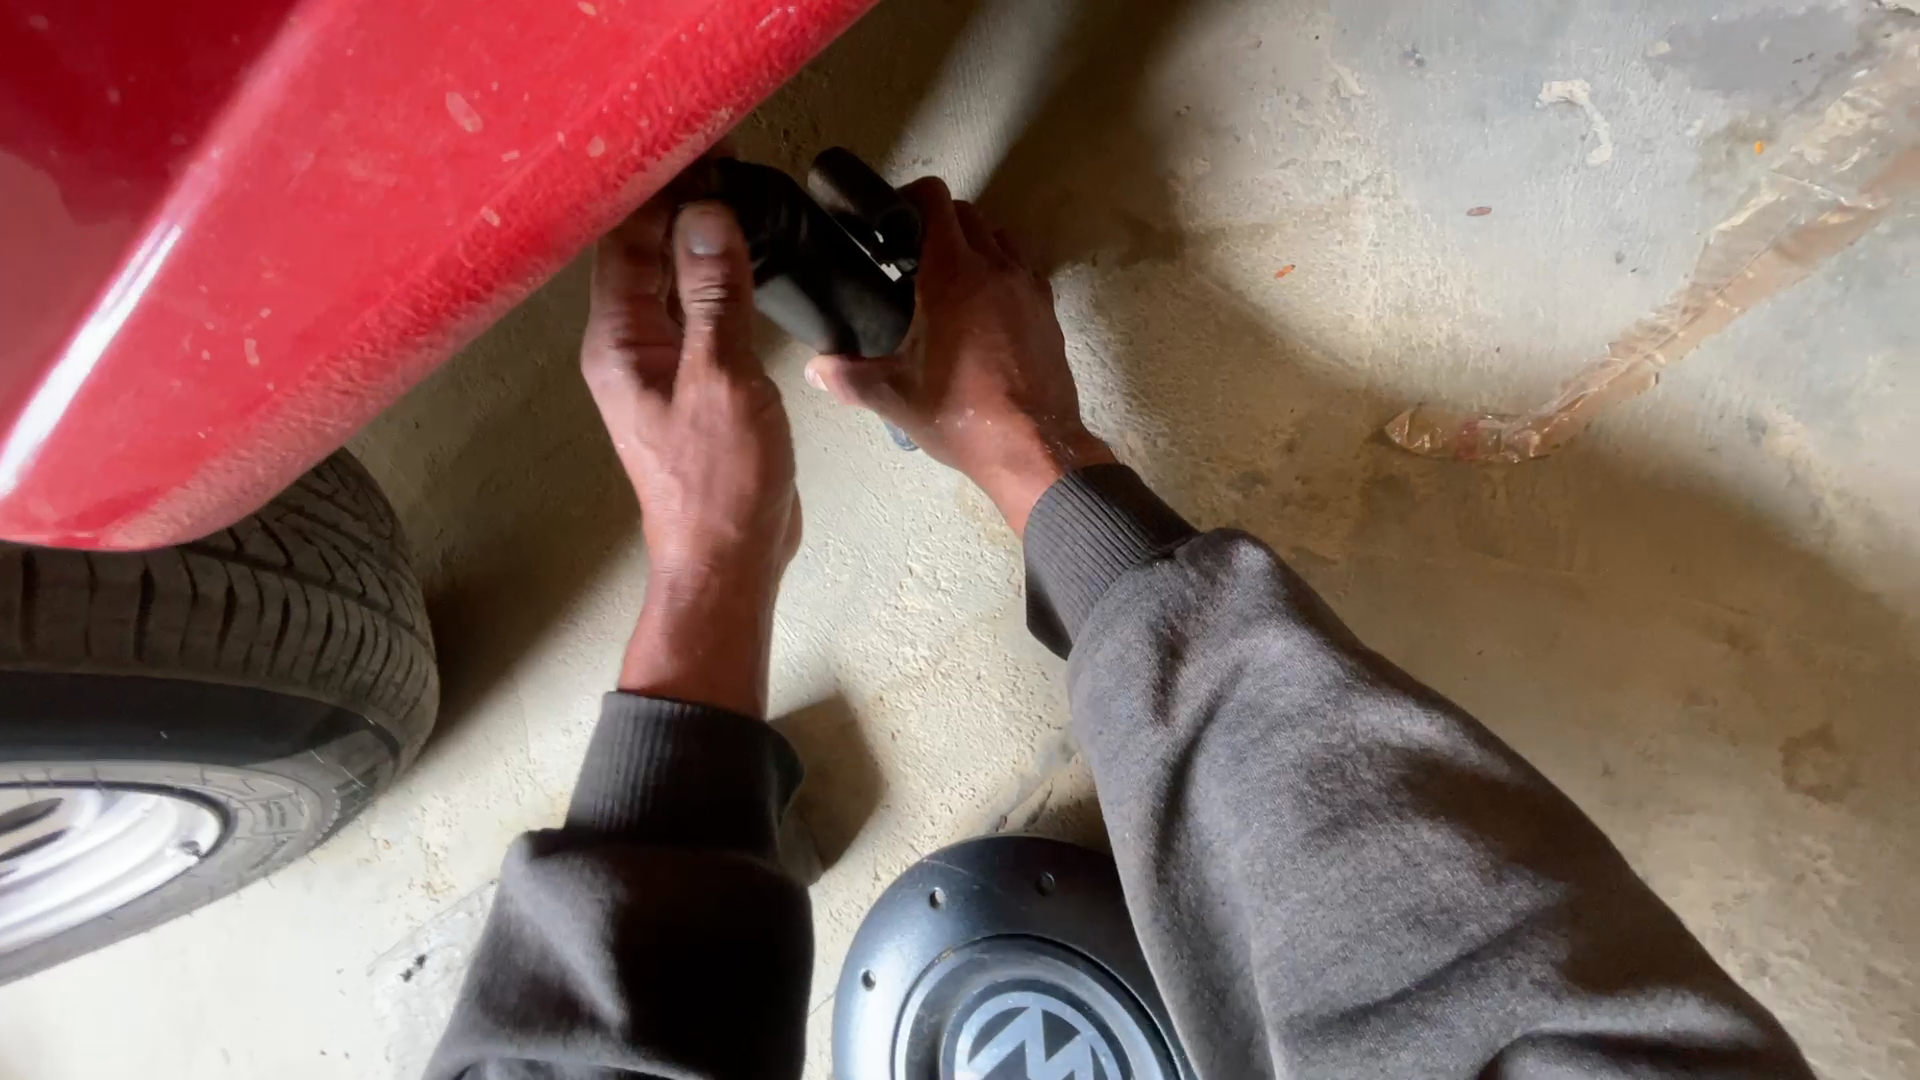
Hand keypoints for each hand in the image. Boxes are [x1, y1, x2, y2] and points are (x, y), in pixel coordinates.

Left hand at [581, 187, 799, 718]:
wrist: (729, 557)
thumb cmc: (720, 479)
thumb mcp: (723, 380)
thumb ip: (716, 298)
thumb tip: (709, 216)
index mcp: (620, 342)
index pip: (628, 242)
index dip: (661, 190)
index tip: (705, 148)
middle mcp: (632, 350)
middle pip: (648, 260)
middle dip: (684, 211)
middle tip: (734, 164)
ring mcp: (665, 373)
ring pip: (678, 292)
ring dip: (704, 249)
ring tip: (745, 202)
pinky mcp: (699, 393)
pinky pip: (705, 324)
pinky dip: (724, 291)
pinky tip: (751, 271)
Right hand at [804, 178, 1113, 535]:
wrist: (1033, 449)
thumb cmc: (963, 419)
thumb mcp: (897, 399)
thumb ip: (850, 379)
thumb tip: (814, 370)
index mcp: (953, 275)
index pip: (935, 200)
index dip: (909, 199)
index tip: (890, 224)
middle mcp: (996, 269)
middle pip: (968, 214)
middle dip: (938, 223)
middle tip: (912, 258)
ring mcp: (1028, 288)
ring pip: (1000, 238)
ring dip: (975, 244)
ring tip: (952, 278)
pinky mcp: (1049, 312)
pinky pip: (1025, 269)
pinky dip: (1004, 271)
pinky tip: (987, 306)